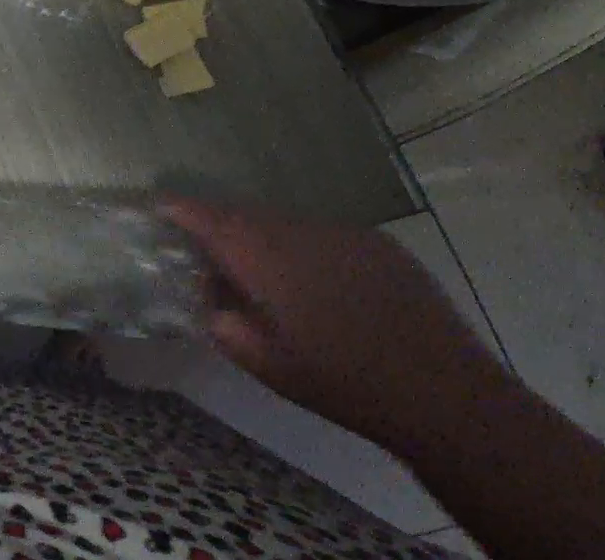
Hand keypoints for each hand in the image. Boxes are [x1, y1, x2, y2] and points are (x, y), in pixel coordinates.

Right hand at [162, 199, 512, 450]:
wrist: (447, 397)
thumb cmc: (339, 383)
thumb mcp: (260, 361)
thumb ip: (220, 318)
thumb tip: (209, 292)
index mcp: (263, 258)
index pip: (206, 217)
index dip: (178, 209)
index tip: (157, 207)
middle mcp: (298, 232)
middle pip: (242, 214)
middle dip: (219, 226)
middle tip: (206, 252)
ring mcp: (342, 233)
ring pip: (282, 221)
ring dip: (262, 236)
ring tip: (263, 271)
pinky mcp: (378, 243)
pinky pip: (320, 232)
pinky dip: (301, 245)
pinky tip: (315, 281)